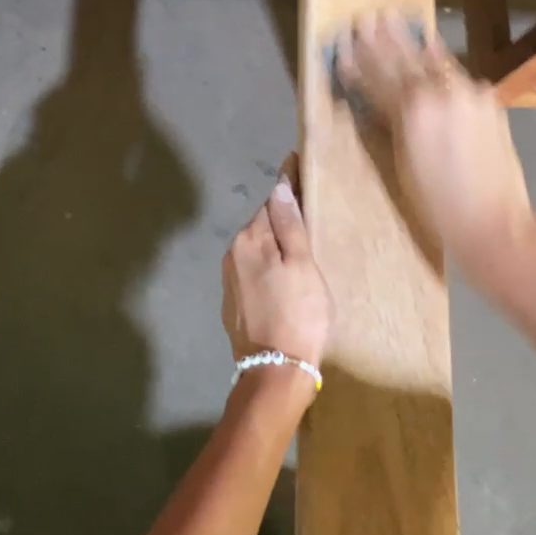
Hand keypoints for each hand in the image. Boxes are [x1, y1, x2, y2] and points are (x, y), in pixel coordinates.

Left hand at [222, 176, 332, 369]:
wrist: (275, 370)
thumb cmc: (298, 314)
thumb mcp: (303, 265)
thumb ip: (290, 224)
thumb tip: (278, 185)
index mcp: (249, 239)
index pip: (270, 202)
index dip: (288, 187)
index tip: (297, 164)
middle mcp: (232, 255)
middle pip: (260, 226)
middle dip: (279, 216)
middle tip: (306, 205)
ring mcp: (229, 282)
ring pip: (255, 251)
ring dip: (273, 243)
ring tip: (297, 242)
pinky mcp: (232, 305)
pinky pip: (252, 273)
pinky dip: (267, 267)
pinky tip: (283, 277)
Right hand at [333, 13, 535, 275]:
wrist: (494, 221)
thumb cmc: (438, 206)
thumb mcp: (402, 167)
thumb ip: (390, 126)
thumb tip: (378, 103)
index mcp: (412, 112)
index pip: (377, 80)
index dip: (357, 64)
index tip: (342, 47)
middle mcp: (439, 94)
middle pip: (403, 61)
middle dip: (381, 41)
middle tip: (364, 19)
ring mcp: (467, 93)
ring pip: (432, 61)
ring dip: (409, 42)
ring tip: (392, 19)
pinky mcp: (487, 100)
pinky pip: (455, 74)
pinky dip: (438, 60)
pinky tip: (428, 46)